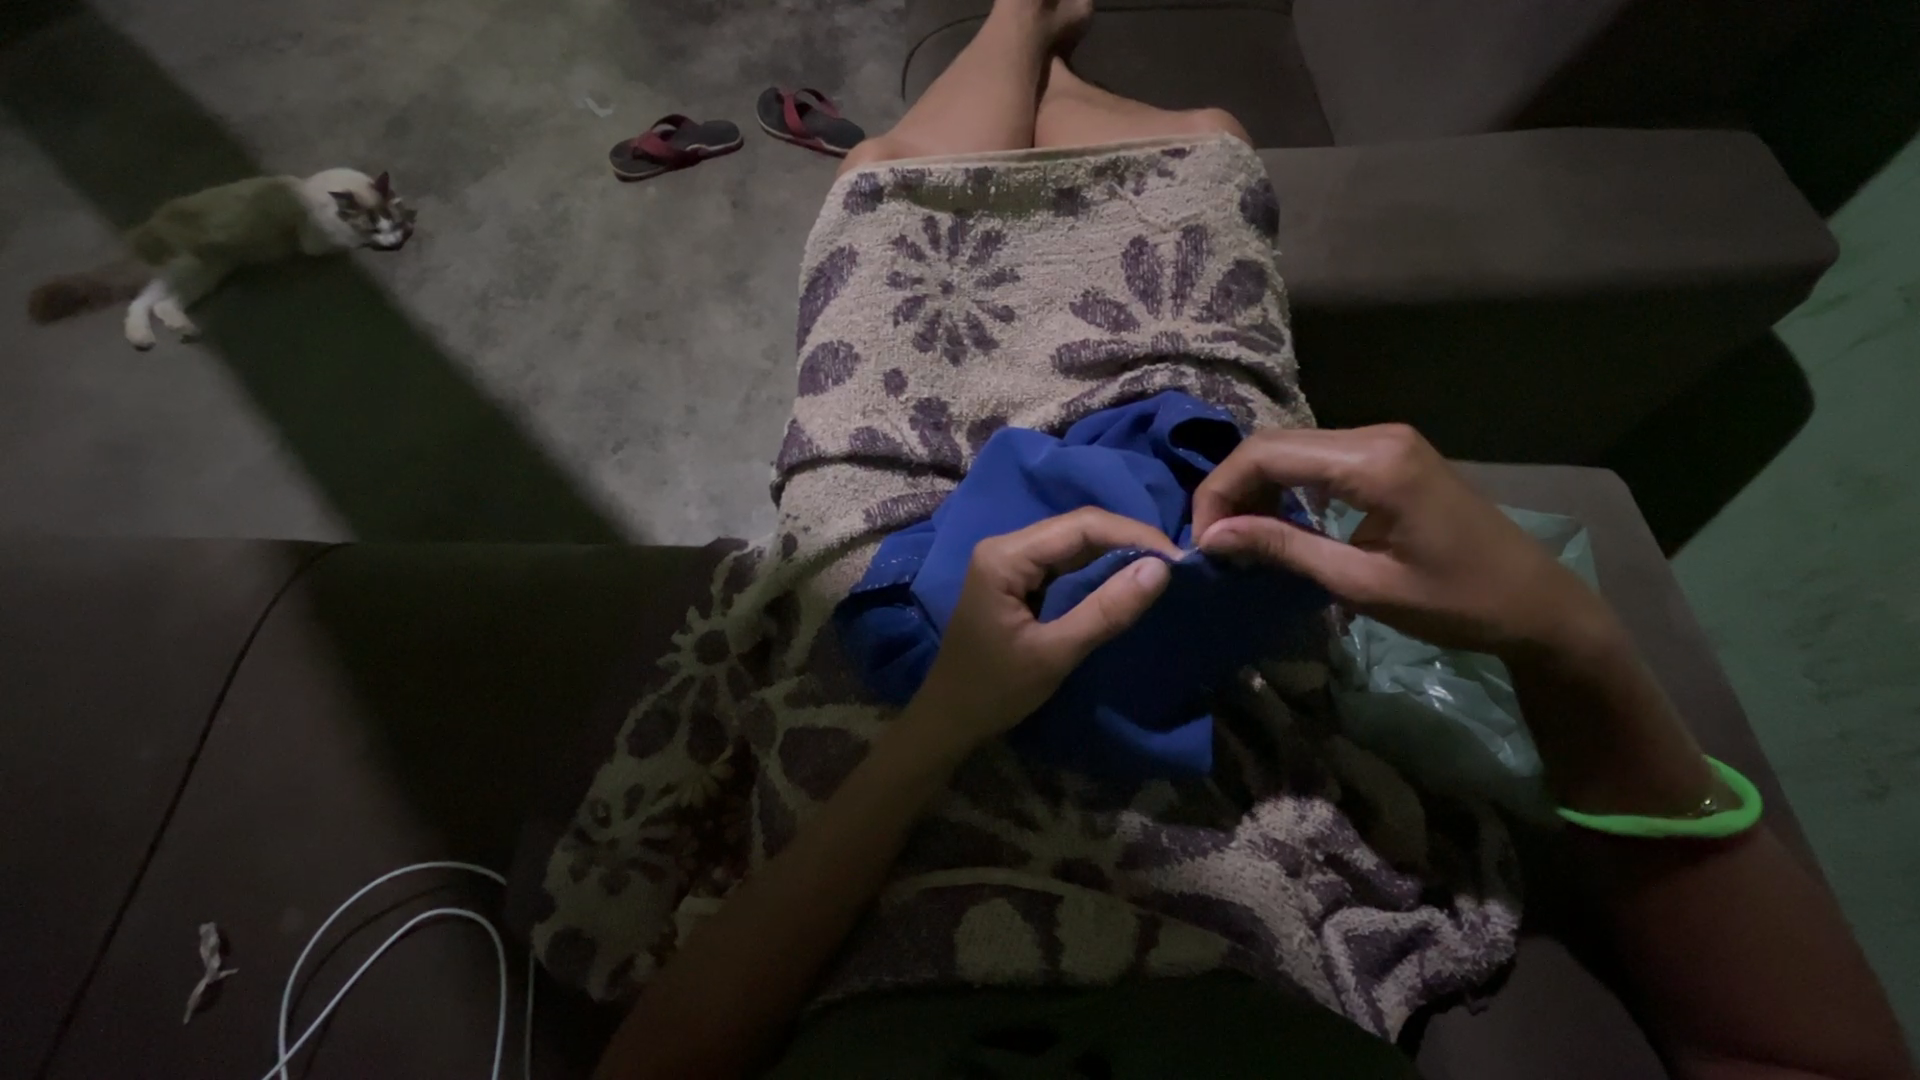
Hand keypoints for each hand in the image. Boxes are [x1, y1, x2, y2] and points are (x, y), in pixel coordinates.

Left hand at [909, 508, 1178, 747]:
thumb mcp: (1055, 654)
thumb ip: (1106, 611)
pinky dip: (1097, 569)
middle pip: (1077, 528)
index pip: (1081, 525)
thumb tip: (1161, 570)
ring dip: (1116, 552)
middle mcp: (1005, 547)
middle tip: (1176, 565)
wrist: (949, 719)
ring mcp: (1008, 562)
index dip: (1133, 534)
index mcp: (1005, 556)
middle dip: (1128, 541)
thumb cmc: (994, 690)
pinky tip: (1125, 578)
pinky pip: (1063, 562)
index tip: (1179, 558)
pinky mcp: (1015, 579)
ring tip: (1160, 570)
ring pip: (1072, 543)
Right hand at [1193, 424, 1616, 659]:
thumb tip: (1213, 536)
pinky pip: (1315, 457)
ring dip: (1253, 488)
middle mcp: (1375, 435)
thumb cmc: (1455, 603)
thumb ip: (1284, 548)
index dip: (1219, 493)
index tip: (1204, 542)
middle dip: (1229, 489)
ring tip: (1240, 537)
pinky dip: (1282, 486)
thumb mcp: (1361, 583)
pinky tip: (1275, 521)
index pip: (1265, 455)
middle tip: (1215, 542)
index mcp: (1373, 462)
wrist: (1538, 604)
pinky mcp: (1388, 453)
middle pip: (1271, 444)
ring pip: (1288, 448)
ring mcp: (1384, 439)